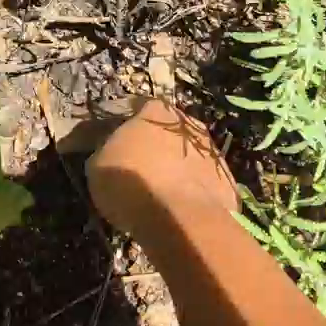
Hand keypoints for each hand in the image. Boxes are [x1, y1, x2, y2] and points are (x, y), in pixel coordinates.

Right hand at [87, 99, 237, 239]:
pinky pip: (204, 185)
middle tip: (140, 171)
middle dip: (156, 148)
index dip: (127, 127)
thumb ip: (105, 151)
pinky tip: (181, 211)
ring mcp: (213, 153)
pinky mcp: (227, 183)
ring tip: (161, 195)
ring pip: (189, 158)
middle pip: (168, 133)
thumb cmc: (131, 180)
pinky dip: (193, 194)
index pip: (138, 108)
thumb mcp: (98, 164)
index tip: (117, 145)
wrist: (177, 216)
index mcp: (156, 110)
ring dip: (177, 170)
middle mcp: (189, 123)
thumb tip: (108, 152)